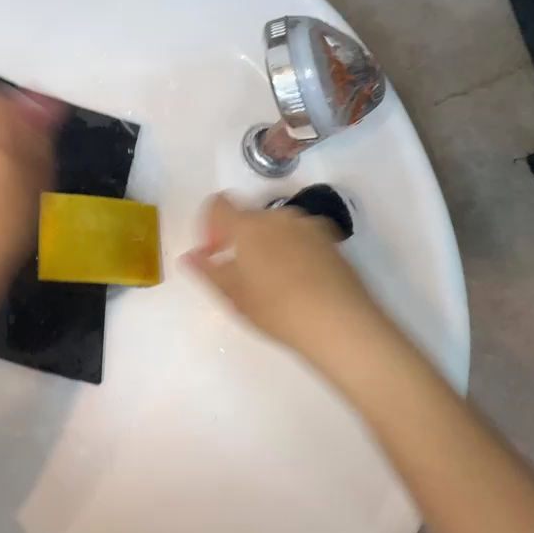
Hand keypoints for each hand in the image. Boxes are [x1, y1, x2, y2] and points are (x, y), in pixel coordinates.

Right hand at [183, 193, 387, 363]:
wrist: (344, 327)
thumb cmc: (278, 310)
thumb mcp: (233, 295)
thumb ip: (207, 270)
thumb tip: (189, 256)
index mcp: (247, 224)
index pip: (218, 204)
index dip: (209, 224)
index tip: (212, 252)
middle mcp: (278, 217)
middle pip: (249, 217)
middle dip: (239, 239)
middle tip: (240, 273)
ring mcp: (309, 227)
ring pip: (277, 228)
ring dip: (268, 245)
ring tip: (272, 282)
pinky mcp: (333, 243)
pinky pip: (302, 239)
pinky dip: (293, 252)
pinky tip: (299, 285)